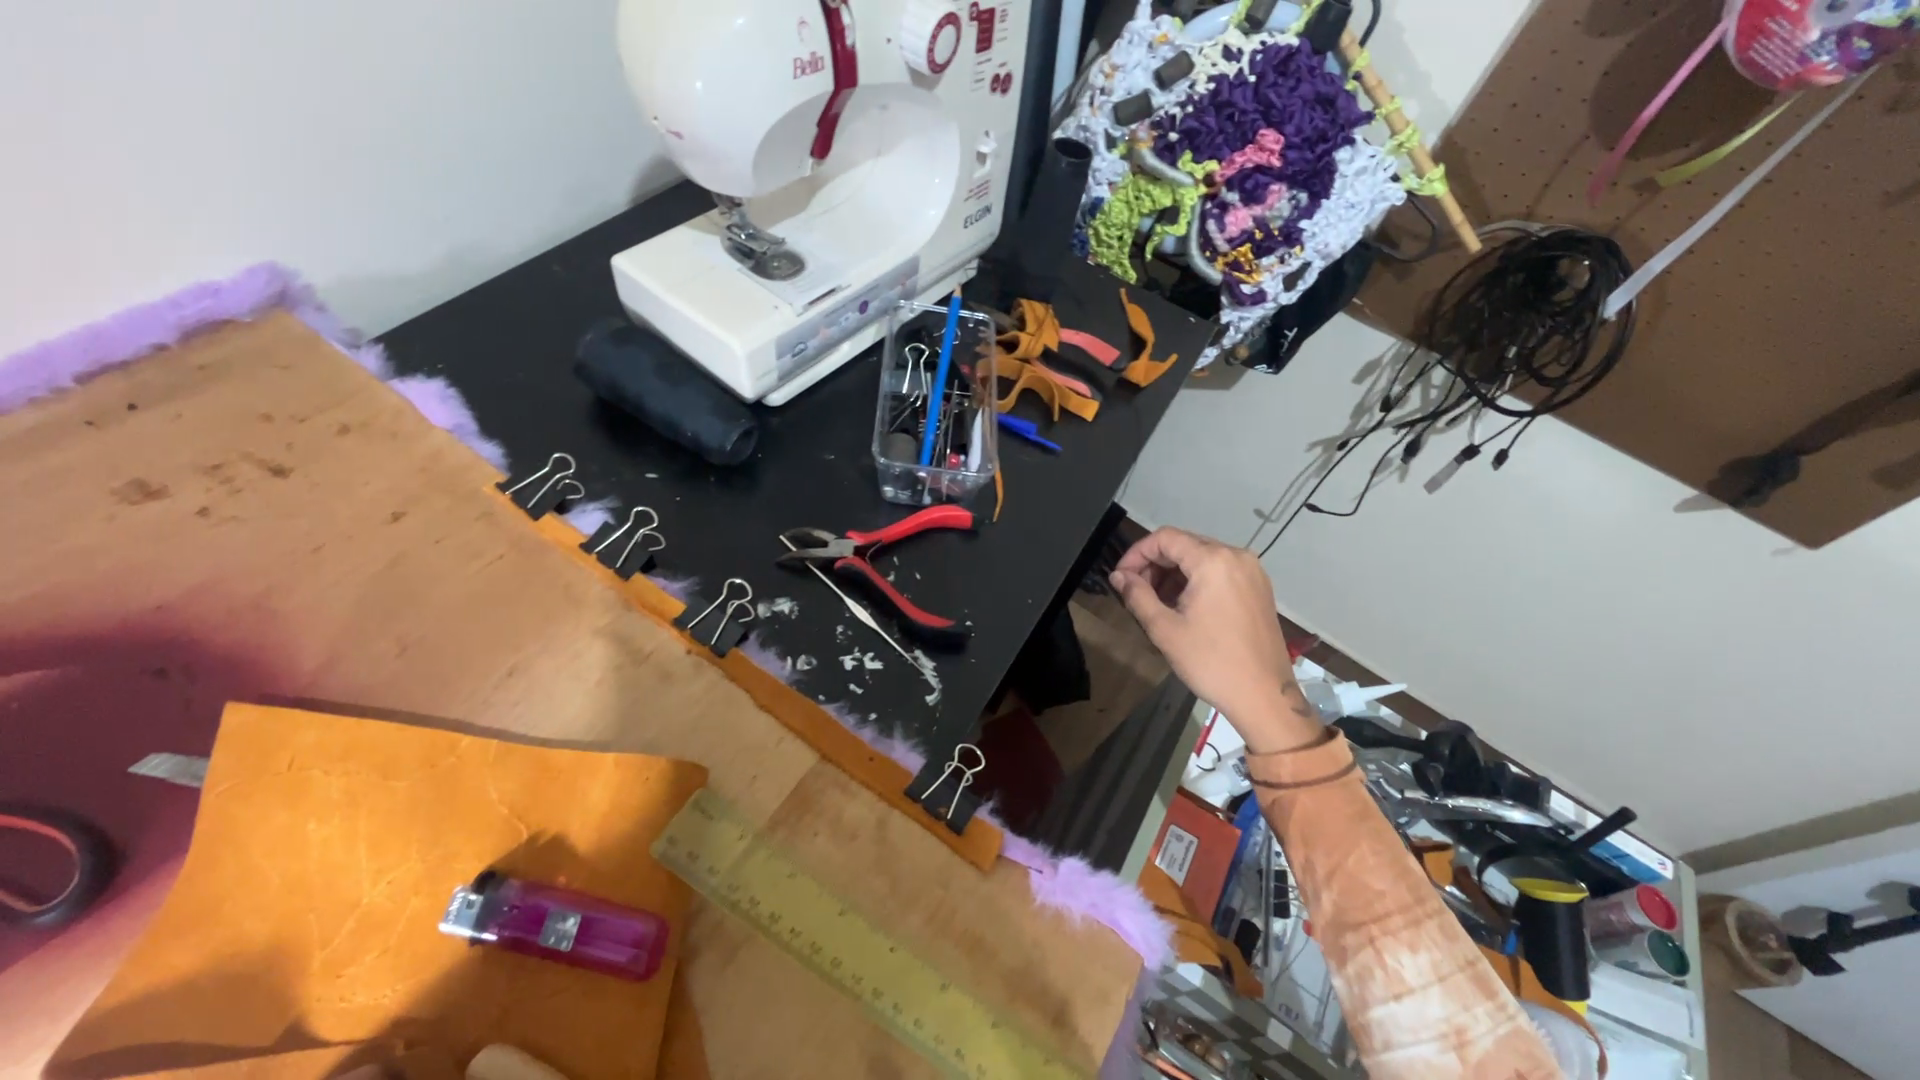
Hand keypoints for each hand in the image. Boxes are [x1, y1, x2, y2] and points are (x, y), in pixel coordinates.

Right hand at [1109, 527, 1314, 750]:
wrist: (1264, 695)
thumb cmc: (1211, 662)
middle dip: (1154, 564)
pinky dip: (1197, 580)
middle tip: (1135, 592)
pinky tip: (1184, 606)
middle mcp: (1236, 556)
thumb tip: (1118, 576)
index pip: (1165, 538)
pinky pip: (1220, 571)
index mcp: (1213, 561)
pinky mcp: (1259, 588)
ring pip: (1202, 557)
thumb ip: (1137, 595)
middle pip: (1185, 544)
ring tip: (1157, 602)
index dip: (1136, 553)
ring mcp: (1252, 571)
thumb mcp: (1165, 629)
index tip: (1120, 578)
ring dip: (1174, 573)